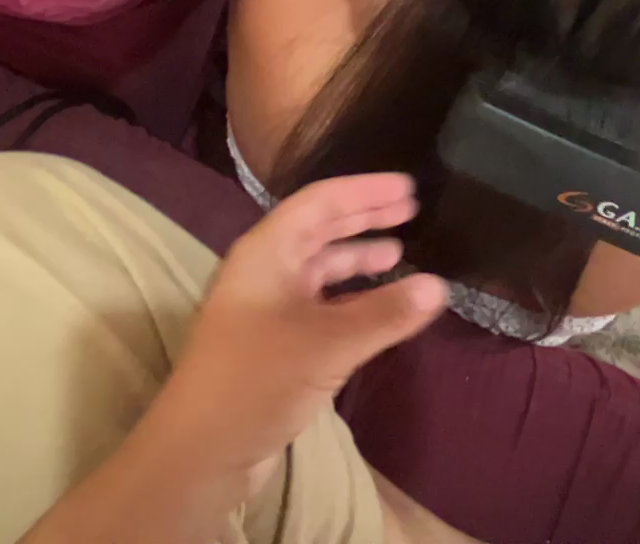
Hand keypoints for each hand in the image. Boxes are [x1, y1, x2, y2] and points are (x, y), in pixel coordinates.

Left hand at [145, 172, 447, 480]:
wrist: (200, 453)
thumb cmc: (256, 380)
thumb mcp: (326, 344)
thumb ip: (383, 314)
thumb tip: (439, 286)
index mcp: (267, 251)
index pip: (320, 202)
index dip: (364, 190)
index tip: (408, 187)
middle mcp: (266, 269)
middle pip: (320, 228)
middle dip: (364, 217)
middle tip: (410, 209)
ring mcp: (269, 305)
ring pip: (321, 267)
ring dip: (358, 258)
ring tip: (401, 252)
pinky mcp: (277, 339)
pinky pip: (322, 302)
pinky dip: (352, 297)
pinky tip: (380, 304)